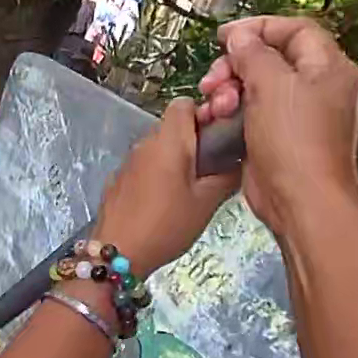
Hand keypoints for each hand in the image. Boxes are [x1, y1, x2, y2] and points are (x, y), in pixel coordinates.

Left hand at [93, 98, 239, 273]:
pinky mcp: (117, 181)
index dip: (204, 113)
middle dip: (193, 140)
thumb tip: (240, 158)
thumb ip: (227, 174)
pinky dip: (157, 174)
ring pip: (157, 149)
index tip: (219, 135)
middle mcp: (143, 145)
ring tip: (193, 187)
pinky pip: (143, 167)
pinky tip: (165, 200)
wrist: (118, 252)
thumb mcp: (207, 201)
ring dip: (175, 159)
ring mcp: (127, 163)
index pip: (183, 104)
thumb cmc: (167, 225)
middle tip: (213, 166)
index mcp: (167, 142)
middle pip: (171, 128)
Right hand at [197, 15, 357, 244]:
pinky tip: (215, 119)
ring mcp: (294, 113)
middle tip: (212, 79)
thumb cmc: (293, 141)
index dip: (258, 27)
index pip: (294, 30)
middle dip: (235, 64)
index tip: (224, 36)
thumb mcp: (272, 86)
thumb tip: (240, 37)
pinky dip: (230, 111)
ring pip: (254, 86)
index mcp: (326, 67)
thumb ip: (253, 54)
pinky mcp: (275, 136)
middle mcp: (314, 87)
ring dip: (227, 90)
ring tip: (214, 105)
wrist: (299, 197)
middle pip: (269, 58)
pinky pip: (249, 112)